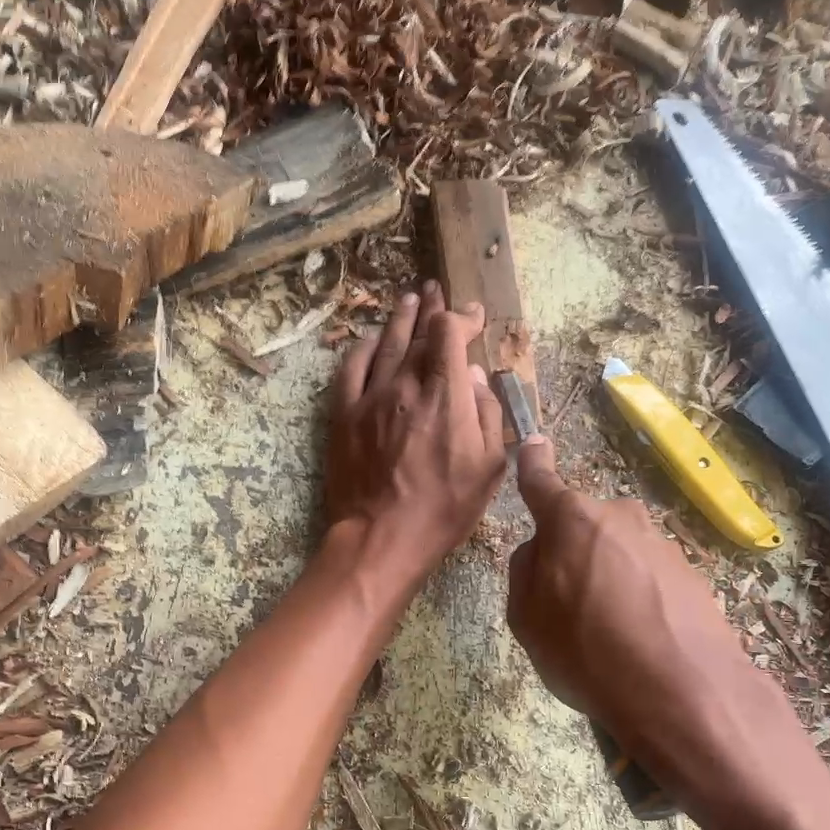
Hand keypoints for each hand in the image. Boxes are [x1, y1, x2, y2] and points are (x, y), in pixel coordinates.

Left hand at [325, 282, 505, 581]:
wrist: (378, 539)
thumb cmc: (442, 510)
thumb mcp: (488, 469)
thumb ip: (486, 414)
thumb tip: (475, 377)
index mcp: (444, 396)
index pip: (450, 335)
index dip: (462, 318)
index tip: (473, 315)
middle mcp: (404, 386)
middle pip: (417, 333)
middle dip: (431, 309)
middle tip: (435, 291)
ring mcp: (368, 399)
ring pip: (384, 344)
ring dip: (398, 319)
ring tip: (408, 300)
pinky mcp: (342, 416)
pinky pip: (350, 369)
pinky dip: (361, 348)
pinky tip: (369, 339)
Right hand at [507, 437, 746, 729]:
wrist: (682, 690)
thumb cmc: (586, 650)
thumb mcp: (526, 619)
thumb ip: (525, 571)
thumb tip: (541, 549)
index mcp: (570, 519)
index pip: (542, 481)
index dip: (533, 464)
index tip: (534, 444)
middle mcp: (619, 518)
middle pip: (584, 527)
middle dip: (574, 553)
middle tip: (569, 607)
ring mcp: (660, 544)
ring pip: (619, 554)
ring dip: (610, 580)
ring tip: (610, 637)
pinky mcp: (692, 574)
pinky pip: (650, 579)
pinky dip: (641, 600)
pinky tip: (643, 642)